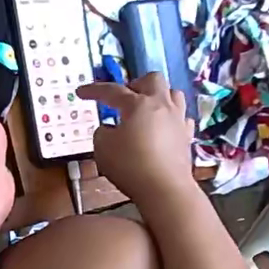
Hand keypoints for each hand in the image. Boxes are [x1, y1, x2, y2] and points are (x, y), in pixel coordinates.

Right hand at [77, 72, 197, 211]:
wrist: (165, 189)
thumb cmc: (130, 166)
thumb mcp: (102, 148)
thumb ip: (102, 133)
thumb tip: (109, 129)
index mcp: (138, 104)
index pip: (112, 91)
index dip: (94, 90)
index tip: (81, 92)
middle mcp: (161, 105)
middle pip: (152, 79)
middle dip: (136, 84)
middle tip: (124, 99)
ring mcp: (178, 120)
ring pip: (173, 94)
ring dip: (158, 97)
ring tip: (146, 110)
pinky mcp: (187, 137)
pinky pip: (181, 118)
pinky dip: (171, 118)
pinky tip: (163, 128)